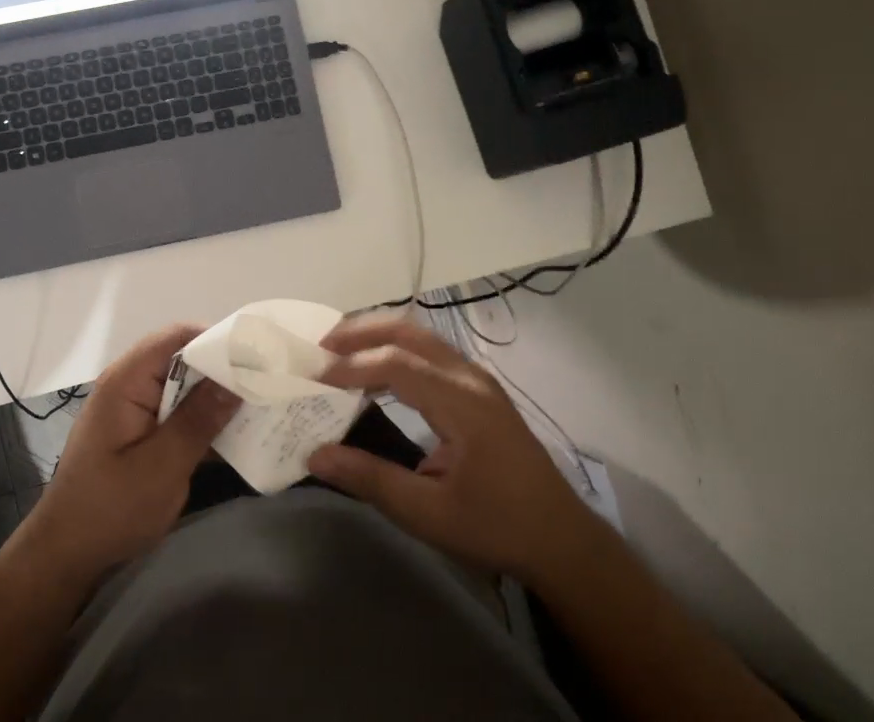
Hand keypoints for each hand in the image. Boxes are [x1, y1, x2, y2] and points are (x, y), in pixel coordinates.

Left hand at [25, 324, 240, 578]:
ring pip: (184, 386)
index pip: (175, 337)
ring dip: (218, 396)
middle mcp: (128, 385)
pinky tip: (238, 432)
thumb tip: (236, 378)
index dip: (217, 339)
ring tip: (264, 404)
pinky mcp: (141, 432)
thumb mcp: (161, 467)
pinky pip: (178, 411)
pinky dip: (204, 418)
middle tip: (271, 383)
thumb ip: (198, 420)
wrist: (68, 552)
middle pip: (182, 358)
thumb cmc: (111, 509)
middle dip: (224, 368)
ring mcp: (134, 409)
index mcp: (126, 382)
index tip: (259, 356)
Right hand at [307, 315, 594, 577]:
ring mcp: (479, 382)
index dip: (350, 366)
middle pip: (408, 333)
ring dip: (376, 338)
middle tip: (316, 349)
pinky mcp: (479, 392)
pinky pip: (430, 354)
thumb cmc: (496, 528)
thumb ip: (370, 480)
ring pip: (421, 337)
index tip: (312, 379)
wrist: (561, 541)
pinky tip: (372, 373)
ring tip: (335, 355)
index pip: (396, 363)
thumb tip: (315, 455)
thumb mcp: (428, 513)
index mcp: (464, 404)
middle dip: (359, 333)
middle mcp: (471, 380)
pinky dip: (394, 352)